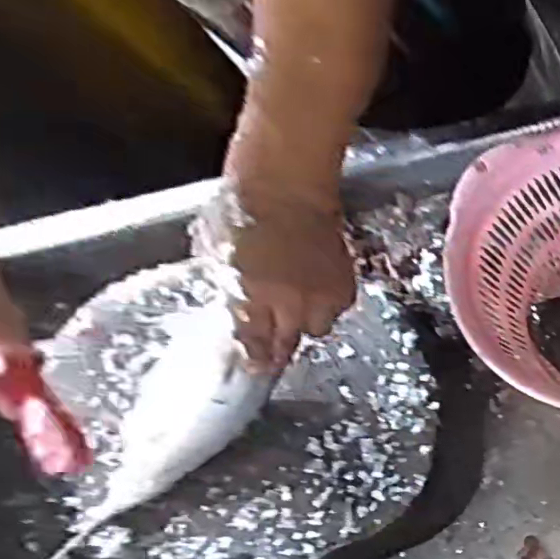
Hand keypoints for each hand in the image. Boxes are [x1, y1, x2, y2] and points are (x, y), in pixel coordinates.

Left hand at [192, 179, 353, 372]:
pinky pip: (334, 310)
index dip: (254, 358)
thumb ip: (227, 286)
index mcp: (252, 292)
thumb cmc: (242, 208)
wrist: (288, 188)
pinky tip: (312, 290)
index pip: (254, 340)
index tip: (253, 370)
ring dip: (303, 324)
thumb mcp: (215, 248)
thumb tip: (235, 311)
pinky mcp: (344, 289)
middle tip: (272, 351)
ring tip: (294, 310)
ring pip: (316, 329)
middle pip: (288, 342)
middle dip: (278, 348)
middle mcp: (291, 302)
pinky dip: (324, 306)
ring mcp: (321, 297)